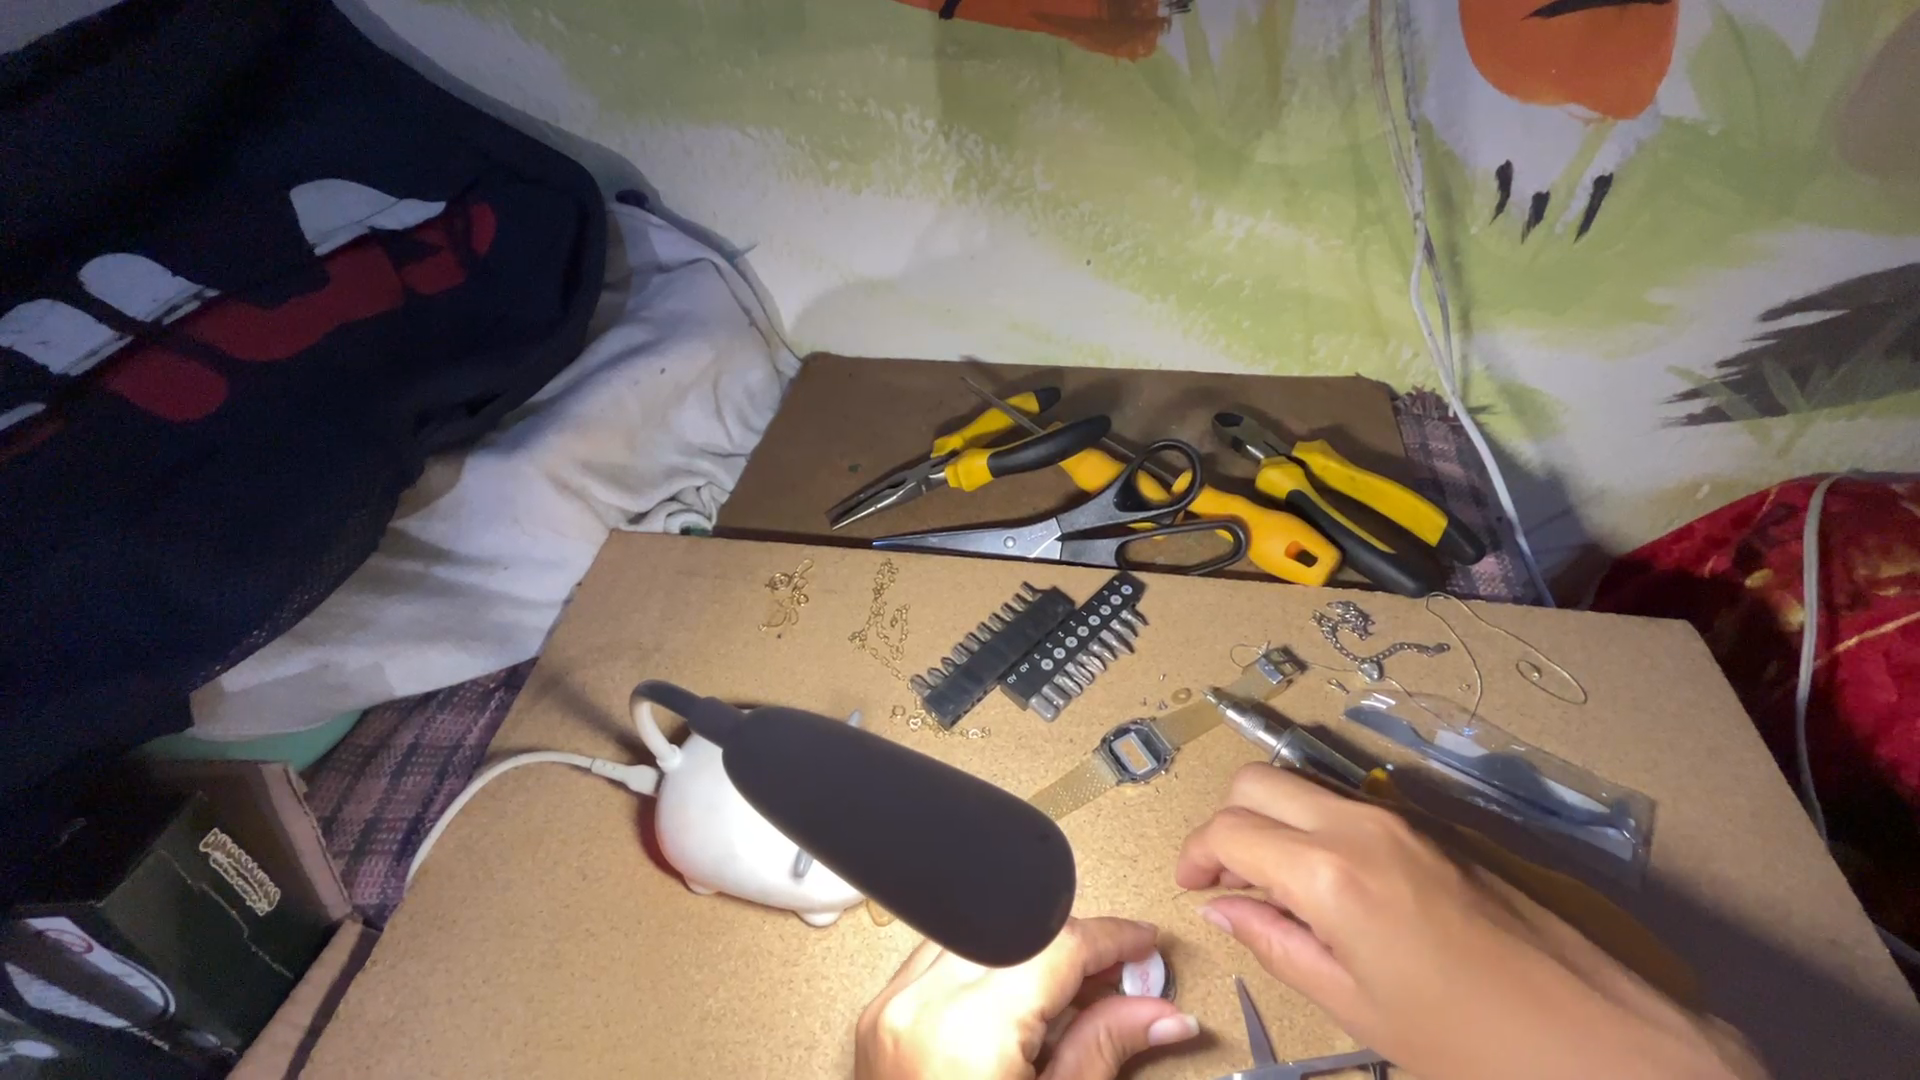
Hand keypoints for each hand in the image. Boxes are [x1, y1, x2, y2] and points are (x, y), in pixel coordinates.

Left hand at [855, 916, 1199, 1079]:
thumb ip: (1104, 1049)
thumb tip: (1162, 1013)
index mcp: (968, 1033)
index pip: (1055, 946)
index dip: (1110, 938)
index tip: (1143, 944)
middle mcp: (921, 1002)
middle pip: (1020, 932)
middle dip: (1074, 946)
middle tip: (1117, 977)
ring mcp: (891, 1003)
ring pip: (983, 936)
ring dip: (1030, 952)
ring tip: (1067, 995)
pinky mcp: (878, 1011)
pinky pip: (944, 959)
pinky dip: (987, 968)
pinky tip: (1014, 1005)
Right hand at [1177, 764, 1768, 1079]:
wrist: (1612, 1044)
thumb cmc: (1471, 1046)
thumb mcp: (1357, 1008)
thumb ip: (1275, 943)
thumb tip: (1222, 909)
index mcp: (1330, 874)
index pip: (1229, 830)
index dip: (1195, 854)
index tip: (1192, 887)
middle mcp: (1357, 823)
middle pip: (1255, 781)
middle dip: (1225, 821)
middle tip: (1225, 877)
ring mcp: (1398, 817)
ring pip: (1300, 782)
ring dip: (1270, 817)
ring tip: (1274, 881)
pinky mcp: (1431, 826)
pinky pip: (1345, 801)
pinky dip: (1313, 823)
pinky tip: (1330, 882)